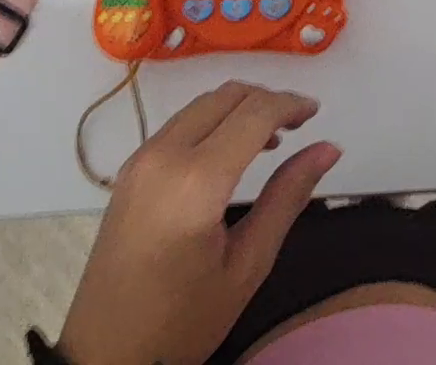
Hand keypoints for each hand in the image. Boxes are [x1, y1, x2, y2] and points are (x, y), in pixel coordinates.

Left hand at [56, 82, 341, 364]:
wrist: (105, 351)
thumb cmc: (183, 320)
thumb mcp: (247, 265)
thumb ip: (287, 198)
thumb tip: (329, 149)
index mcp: (196, 180)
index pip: (253, 114)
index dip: (289, 105)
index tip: (316, 113)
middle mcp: (164, 153)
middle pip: (225, 96)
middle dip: (266, 99)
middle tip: (300, 124)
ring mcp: (141, 157)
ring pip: (200, 104)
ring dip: (239, 107)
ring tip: (273, 139)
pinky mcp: (130, 167)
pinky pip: (179, 123)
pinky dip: (213, 120)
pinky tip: (232, 150)